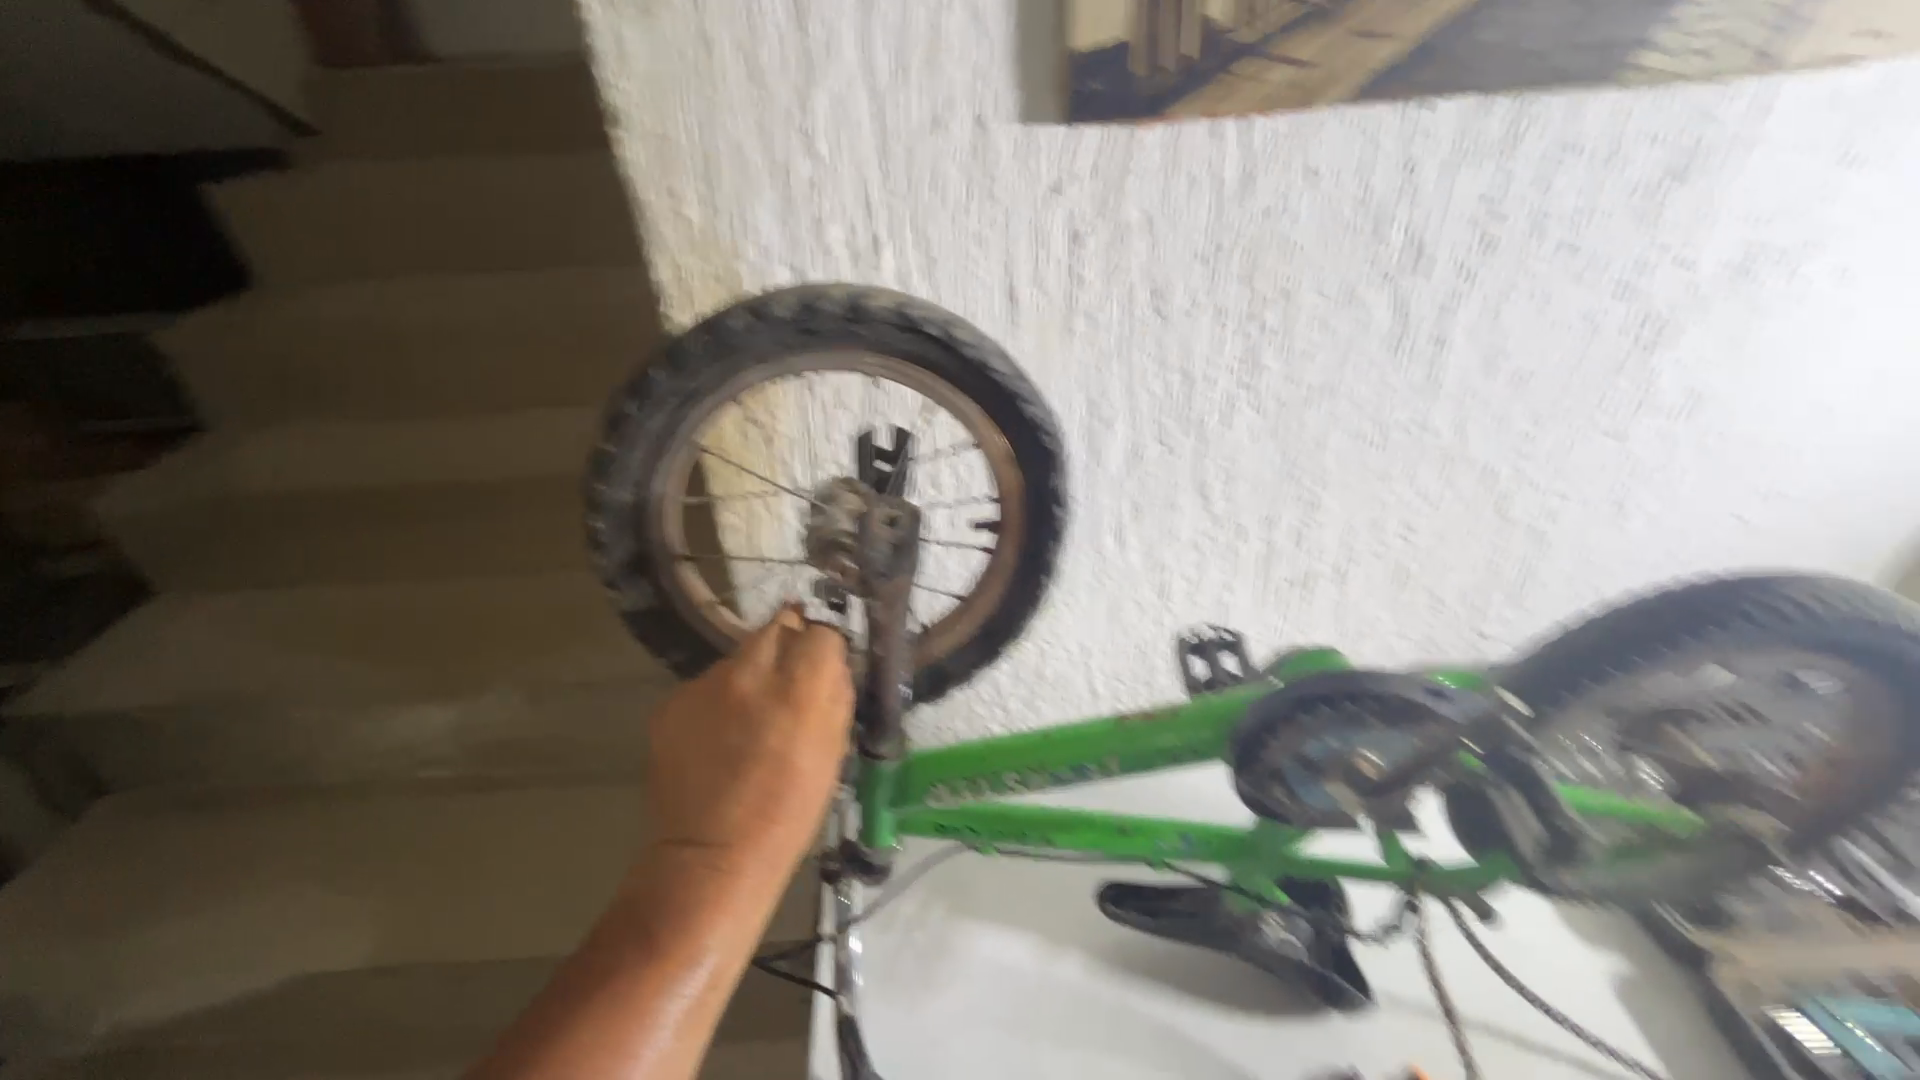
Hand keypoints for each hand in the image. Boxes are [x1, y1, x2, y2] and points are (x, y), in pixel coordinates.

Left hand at [642, 606, 854, 875]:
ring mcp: (704, 684)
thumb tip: (831, 662)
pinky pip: (704, 686)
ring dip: (750, 677)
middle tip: (788, 684)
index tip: (821, 669)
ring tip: (747, 723)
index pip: (820, 630)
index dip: (823, 648)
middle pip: (776, 627)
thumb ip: (834, 694)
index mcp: (800, 685)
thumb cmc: (790, 810)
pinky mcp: (671, 702)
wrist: (713, 854)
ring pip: (737, 658)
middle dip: (787, 648)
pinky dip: (716, 702)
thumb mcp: (833, 750)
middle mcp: (750, 671)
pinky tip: (716, 740)